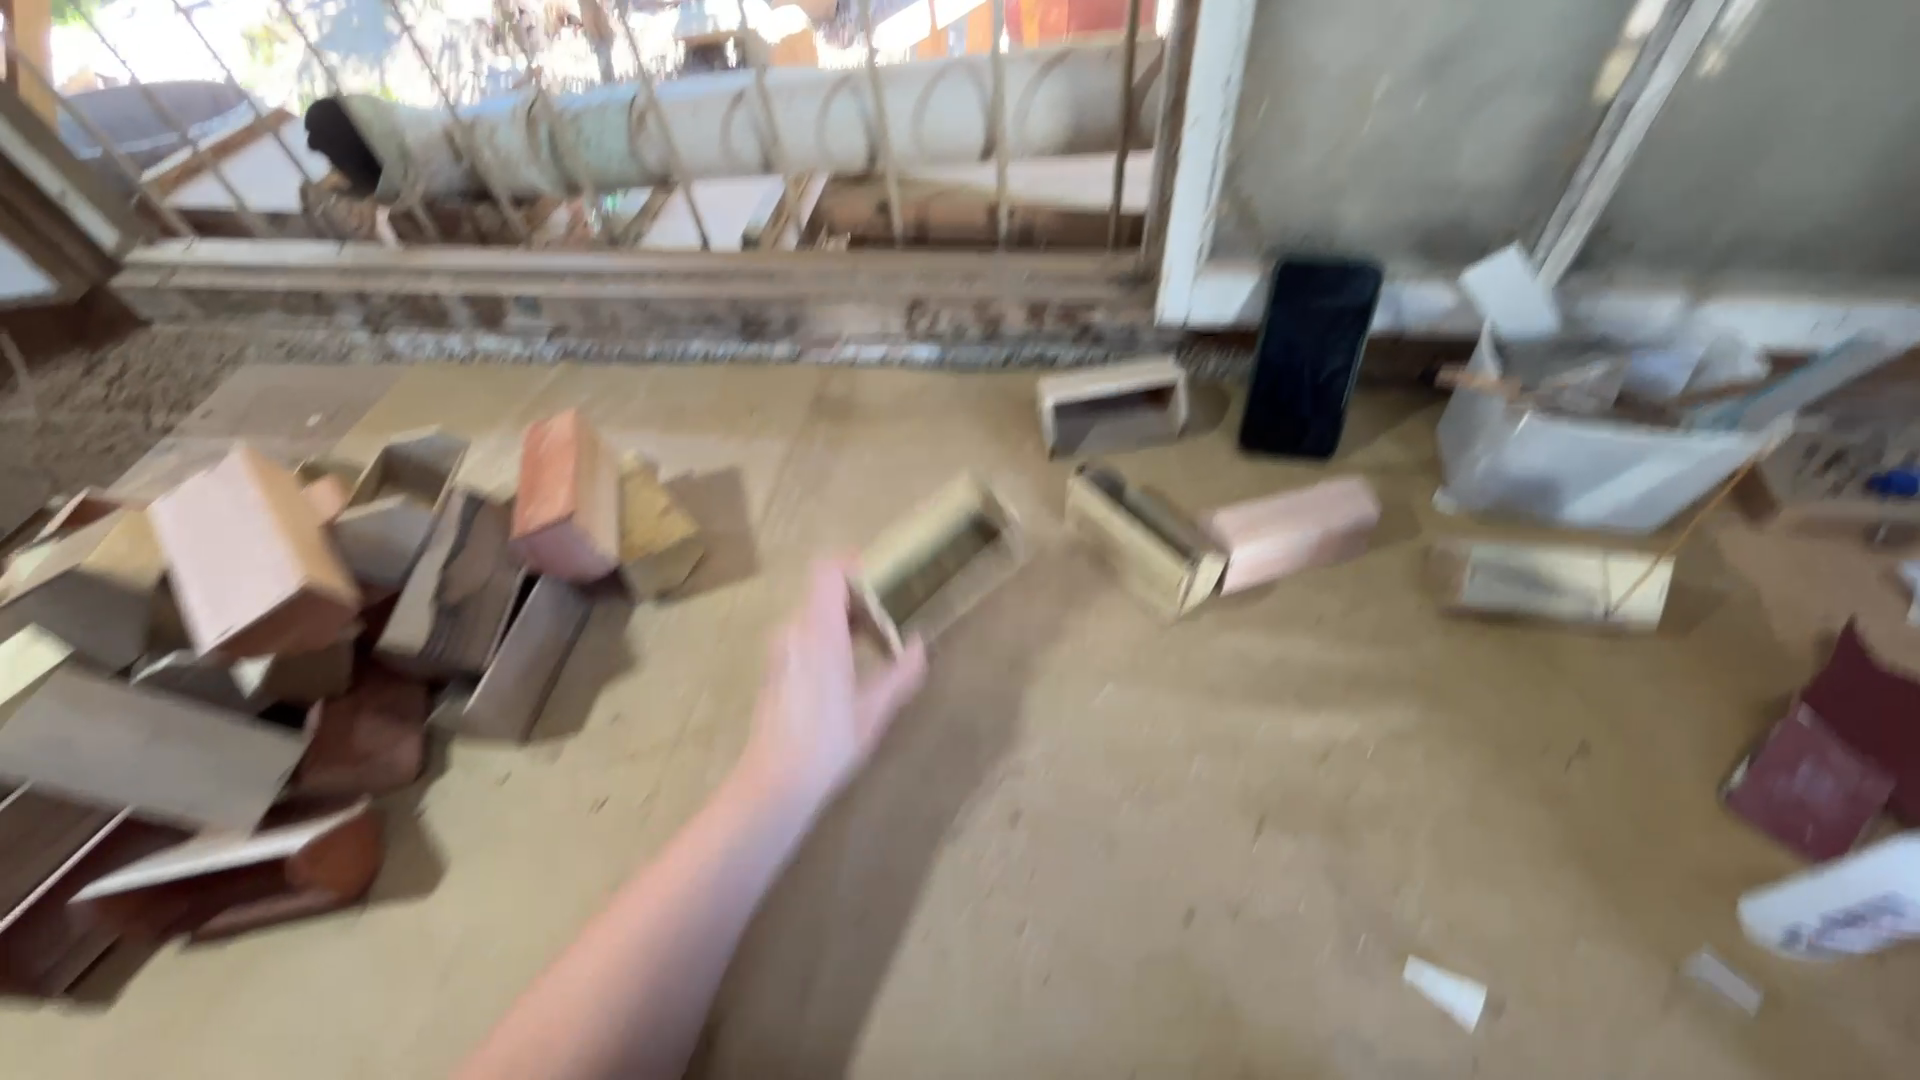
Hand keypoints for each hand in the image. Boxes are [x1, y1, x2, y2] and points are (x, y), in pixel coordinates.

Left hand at [738, 560, 928, 811]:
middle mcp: (793, 631)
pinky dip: (829, 636)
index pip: (828, 571)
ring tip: (878, 642)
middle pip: (822, 591)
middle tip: (891, 614)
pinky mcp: (776, 670)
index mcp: (818, 631)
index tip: (884, 577)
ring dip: (844, 619)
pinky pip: (804, 635)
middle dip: (859, 596)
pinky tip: (851, 668)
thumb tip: (920, 646)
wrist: (774, 783)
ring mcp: (780, 651)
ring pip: (813, 614)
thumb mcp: (875, 709)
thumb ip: (901, 672)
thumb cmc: (828, 741)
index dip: (855, 565)